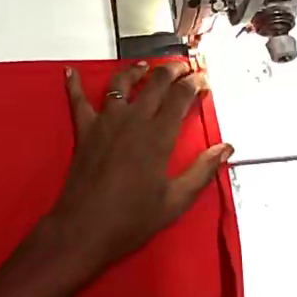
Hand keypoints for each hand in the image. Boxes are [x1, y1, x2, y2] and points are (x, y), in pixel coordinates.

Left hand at [44, 62, 231, 276]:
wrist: (83, 230)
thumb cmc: (131, 219)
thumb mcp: (175, 201)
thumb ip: (202, 171)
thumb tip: (226, 148)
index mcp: (158, 135)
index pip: (181, 96)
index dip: (195, 83)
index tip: (204, 81)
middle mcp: (134, 119)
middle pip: (156, 81)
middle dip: (173, 69)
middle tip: (183, 68)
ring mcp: (106, 121)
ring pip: (122, 83)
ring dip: (136, 70)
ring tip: (145, 66)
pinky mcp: (85, 130)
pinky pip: (78, 101)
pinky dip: (75, 85)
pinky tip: (70, 72)